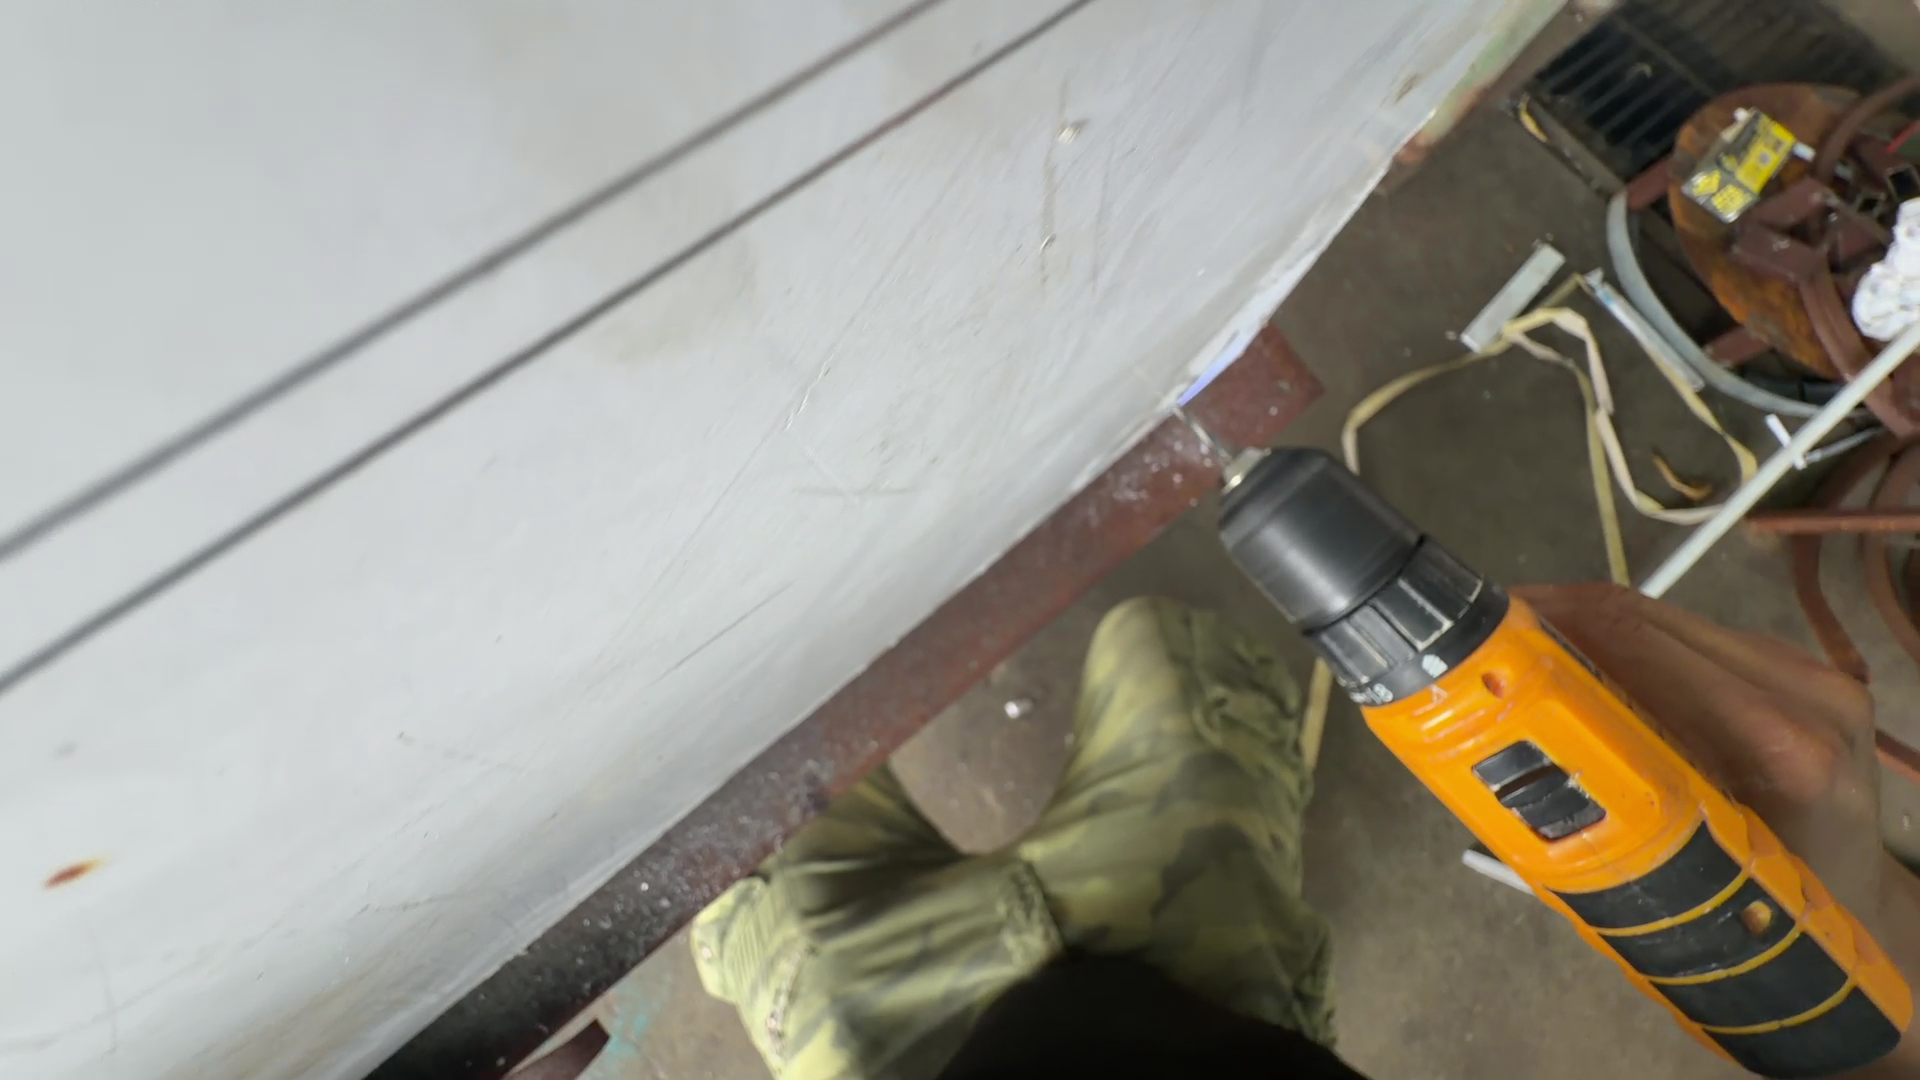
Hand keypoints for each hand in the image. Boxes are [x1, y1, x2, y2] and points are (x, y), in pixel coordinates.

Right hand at [1516, 584, 1917, 1076]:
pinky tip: (1566, 658)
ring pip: (1648, 610)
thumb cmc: (1760, 907)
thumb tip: (1500, 737)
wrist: (1860, 918)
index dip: (1540, 620)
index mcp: (1774, 742)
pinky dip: (1602, 634)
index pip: (1629, 637)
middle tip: (1475, 640)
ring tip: (1509, 648)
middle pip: (1632, 611)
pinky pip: (1670, 629)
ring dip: (1566, 622)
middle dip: (1538, 615)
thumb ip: (1592, 796)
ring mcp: (1798, 674)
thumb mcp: (1663, 863)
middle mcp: (1797, 693)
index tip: (1478, 634)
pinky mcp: (1784, 669)